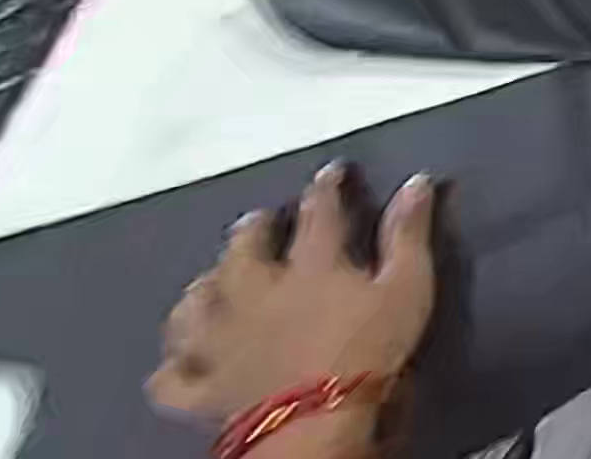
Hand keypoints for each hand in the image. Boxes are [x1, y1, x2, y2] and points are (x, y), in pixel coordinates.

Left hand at [147, 165, 436, 433]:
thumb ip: (409, 231)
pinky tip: (180, 356)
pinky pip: (173, 377)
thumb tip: (417, 180)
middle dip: (252, 232)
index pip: (319, 215)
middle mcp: (257, 297)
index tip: (331, 169)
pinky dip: (174, 363)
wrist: (319, 421)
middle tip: (258, 219)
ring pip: (195, 310)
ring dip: (202, 289)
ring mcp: (221, 346)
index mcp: (312, 267)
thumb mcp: (409, 279)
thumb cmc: (374, 342)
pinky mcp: (203, 390)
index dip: (325, 189)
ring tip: (211, 278)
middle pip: (243, 257)